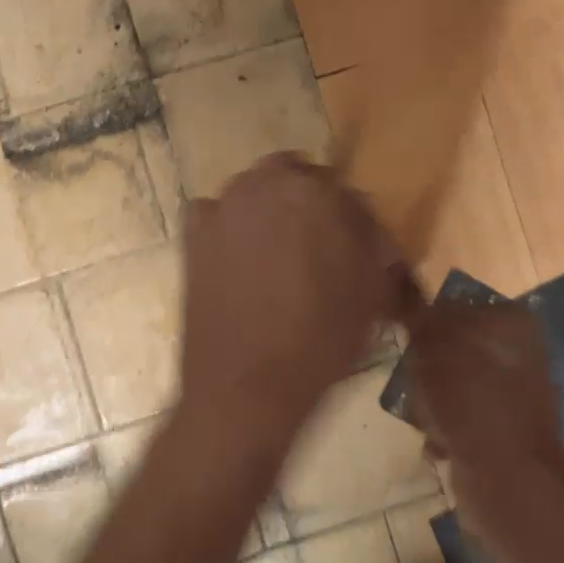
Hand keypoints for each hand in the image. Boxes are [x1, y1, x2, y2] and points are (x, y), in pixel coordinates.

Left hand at [177, 154, 411, 446]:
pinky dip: (227, 226)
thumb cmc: (320, 340)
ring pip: (253, 192)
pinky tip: (237, 257)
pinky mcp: (192, 235)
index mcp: (314, 190)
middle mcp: (263, 184)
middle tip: (319, 245)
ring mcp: (222, 207)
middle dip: (309, 203)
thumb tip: (367, 223)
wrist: (246, 385)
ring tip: (279, 255)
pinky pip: (214, 215)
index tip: (357, 242)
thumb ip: (371, 241)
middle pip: (293, 178)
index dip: (352, 215)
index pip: (341, 185)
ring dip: (268, 210)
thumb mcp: (370, 291)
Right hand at [407, 301, 563, 478]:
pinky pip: (460, 418)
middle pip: (449, 346)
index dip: (422, 325)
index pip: (452, 306)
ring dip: (430, 401)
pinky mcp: (505, 431)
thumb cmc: (469, 399)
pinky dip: (445, 429)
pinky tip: (439, 442)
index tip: (406, 345)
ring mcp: (515, 394)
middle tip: (414, 383)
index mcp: (512, 322)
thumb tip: (395, 266)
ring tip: (426, 417)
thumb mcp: (432, 343)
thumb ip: (413, 308)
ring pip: (451, 384)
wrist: (506, 480)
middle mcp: (520, 352)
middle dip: (425, 368)